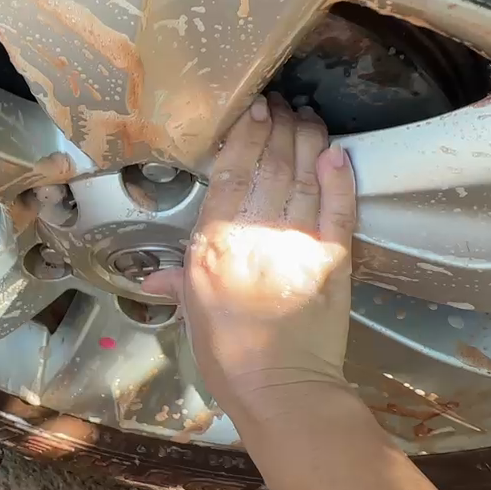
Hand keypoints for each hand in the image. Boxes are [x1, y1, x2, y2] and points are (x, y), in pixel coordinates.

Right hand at [144, 94, 358, 423]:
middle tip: (282, 103)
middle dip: (278, 129)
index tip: (252, 111)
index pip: (231, 175)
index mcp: (213, 243)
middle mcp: (253, 233)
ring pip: (304, 179)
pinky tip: (338, 152)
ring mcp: (296, 244)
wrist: (279, 386)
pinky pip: (337, 210)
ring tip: (307, 116)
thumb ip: (174, 282)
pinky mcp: (333, 260)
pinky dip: (340, 179)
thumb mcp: (190, 311)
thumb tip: (150, 277)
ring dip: (308, 142)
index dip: (243, 138)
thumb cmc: (224, 350)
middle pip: (270, 167)